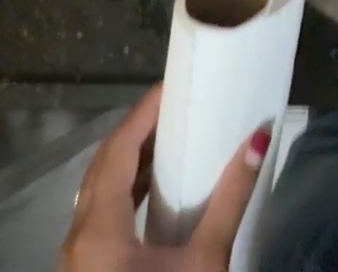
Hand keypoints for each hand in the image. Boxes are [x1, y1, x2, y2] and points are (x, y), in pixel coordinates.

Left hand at [60, 84, 269, 271]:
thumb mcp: (206, 261)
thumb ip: (230, 197)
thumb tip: (260, 136)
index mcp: (99, 229)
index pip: (119, 150)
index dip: (144, 112)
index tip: (174, 84)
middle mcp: (78, 238)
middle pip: (103, 166)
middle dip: (138, 130)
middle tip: (178, 104)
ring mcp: (78, 260)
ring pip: (98, 191)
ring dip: (131, 159)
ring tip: (171, 136)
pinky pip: (101, 213)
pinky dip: (127, 188)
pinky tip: (155, 190)